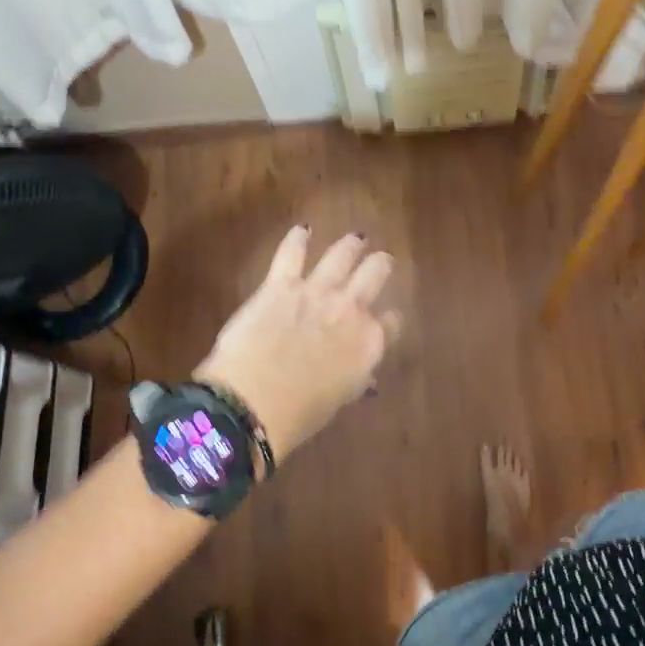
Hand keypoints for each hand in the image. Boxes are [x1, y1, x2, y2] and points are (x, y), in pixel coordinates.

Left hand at [193, 228, 399, 458]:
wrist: (253, 403)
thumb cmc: (298, 415)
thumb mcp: (337, 401)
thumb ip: (352, 379)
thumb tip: (359, 375)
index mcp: (369, 345)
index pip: (391, 323)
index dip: (388, 319)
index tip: (385, 318)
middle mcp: (351, 311)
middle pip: (375, 275)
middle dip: (379, 266)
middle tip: (380, 261)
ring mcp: (317, 292)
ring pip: (343, 254)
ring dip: (351, 245)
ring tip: (356, 239)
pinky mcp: (281, 284)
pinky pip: (293, 252)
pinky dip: (298, 238)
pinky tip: (302, 230)